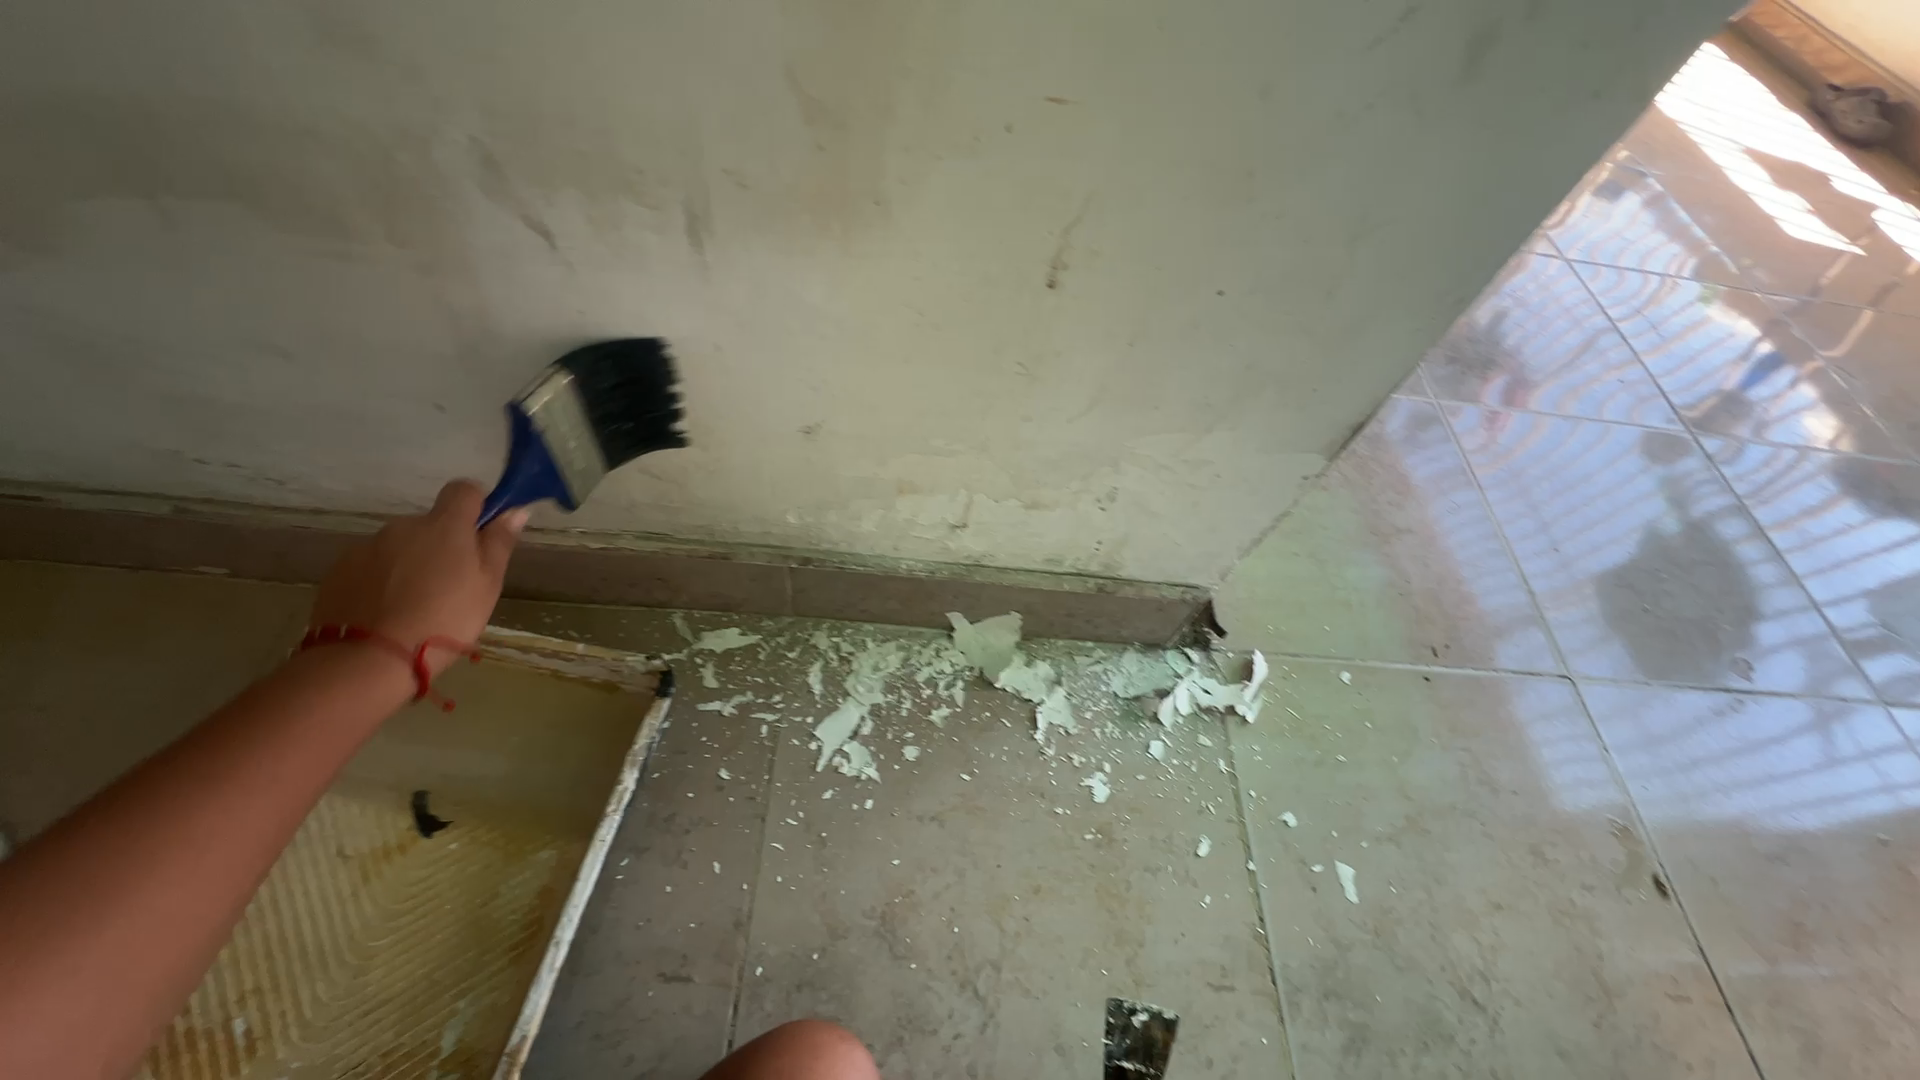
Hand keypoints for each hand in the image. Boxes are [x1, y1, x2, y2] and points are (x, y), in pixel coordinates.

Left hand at [309, 481, 526, 668]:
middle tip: (451, 586)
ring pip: (401, 546)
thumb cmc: (445, 619)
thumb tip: (515, 511)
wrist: (370, 657)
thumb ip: (499, 543)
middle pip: (431, 524)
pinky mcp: (340, 569)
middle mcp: (403, 525)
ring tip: (415, 605)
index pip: (464, 490)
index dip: (477, 506)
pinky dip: (383, 580)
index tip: (482, 534)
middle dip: (442, 545)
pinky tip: (387, 611)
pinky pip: (372, 565)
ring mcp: (367, 546)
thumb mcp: (487, 585)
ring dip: (411, 563)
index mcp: (444, 525)